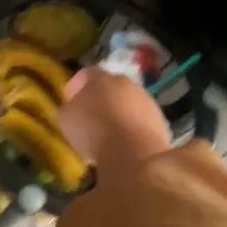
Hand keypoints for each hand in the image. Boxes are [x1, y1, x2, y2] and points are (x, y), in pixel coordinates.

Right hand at [59, 67, 174, 177]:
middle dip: (100, 97)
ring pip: (129, 102)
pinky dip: (133, 126)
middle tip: (90, 114)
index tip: (68, 97)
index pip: (86, 73)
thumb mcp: (66, 119)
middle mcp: (126, 83)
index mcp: (101, 78)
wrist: (133, 153)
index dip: (76, 84)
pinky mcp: (160, 121)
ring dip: (119, 112)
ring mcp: (147, 101)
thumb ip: (67, 109)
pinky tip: (125, 142)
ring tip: (108, 131)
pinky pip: (141, 120)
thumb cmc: (93, 130)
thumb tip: (71, 108)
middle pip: (111, 86)